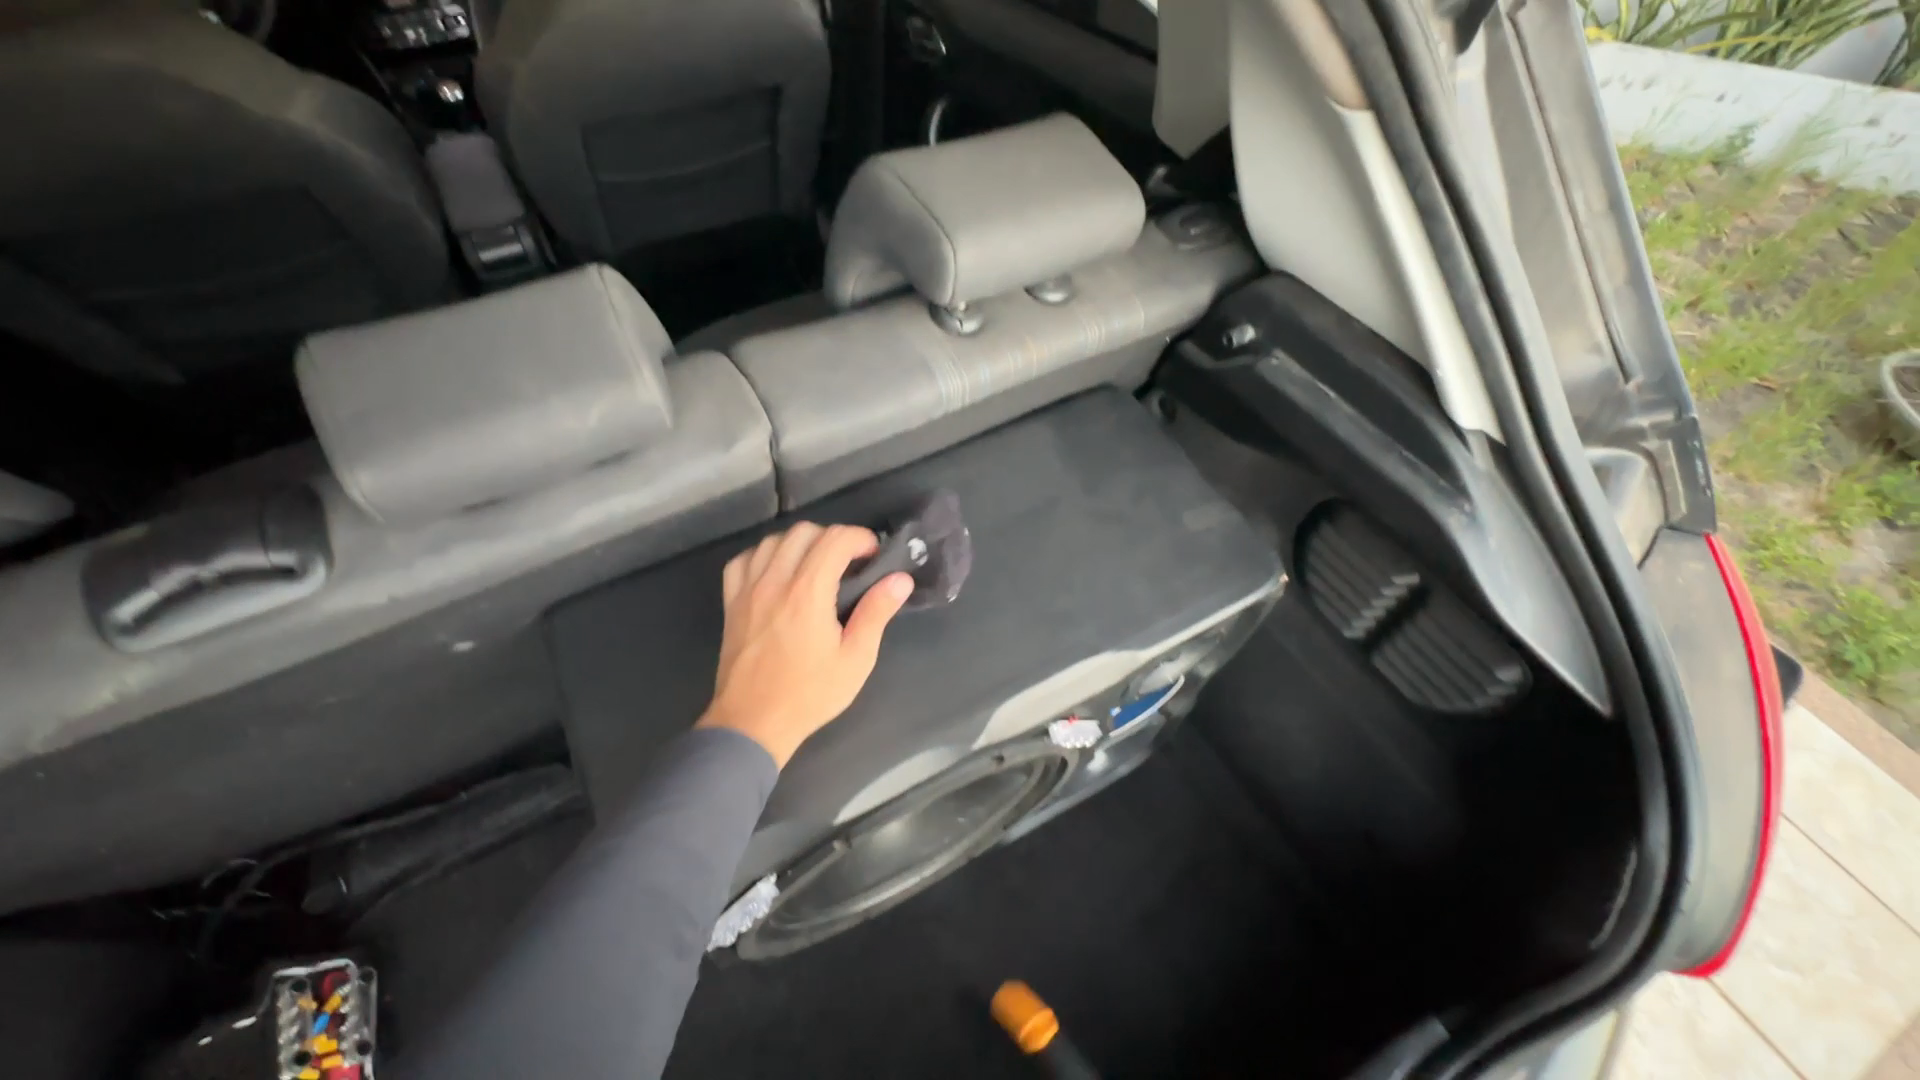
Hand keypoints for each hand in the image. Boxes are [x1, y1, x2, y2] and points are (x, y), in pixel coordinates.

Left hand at [698, 523, 913, 765]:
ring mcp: (747, 590)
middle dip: (832, 538)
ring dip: (800, 544)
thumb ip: (876, 613)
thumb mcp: (855, 659)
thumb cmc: (810, 694)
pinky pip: (744, 560)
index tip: (873, 557)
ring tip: (816, 566)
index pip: (835, 539)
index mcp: (807, 593)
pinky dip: (765, 556)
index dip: (860, 539)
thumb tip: (899, 580)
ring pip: (773, 540)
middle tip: (849, 564)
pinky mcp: (731, 602)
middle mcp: (774, 581)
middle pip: (804, 531)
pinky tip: (778, 573)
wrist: (753, 723)